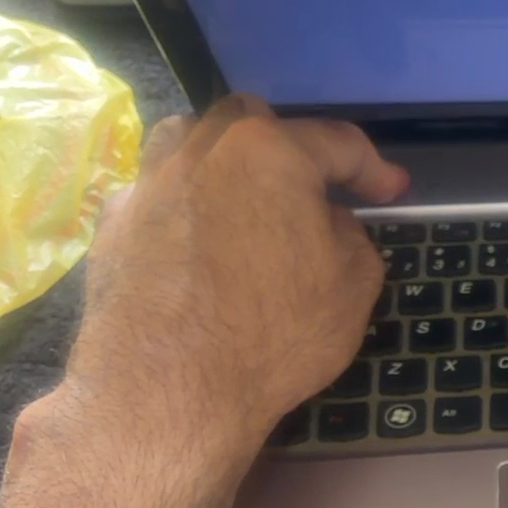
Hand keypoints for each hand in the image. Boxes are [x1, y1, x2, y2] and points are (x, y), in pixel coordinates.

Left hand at [63, 95, 405, 462]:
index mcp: (269, 155)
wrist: (173, 384)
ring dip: (237, 164)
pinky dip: (202, 205)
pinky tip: (220, 247)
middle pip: (254, 123)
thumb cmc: (282, 329)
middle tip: (326, 192)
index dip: (375, 168)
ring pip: (195, 144)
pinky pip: (169, 193)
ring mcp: (146, 183)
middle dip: (298, 149)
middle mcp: (199, 151)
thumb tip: (326, 221)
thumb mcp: (357, 281)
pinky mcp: (114, 223)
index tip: (393, 193)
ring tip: (264, 208)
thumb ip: (348, 234)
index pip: (335, 141)